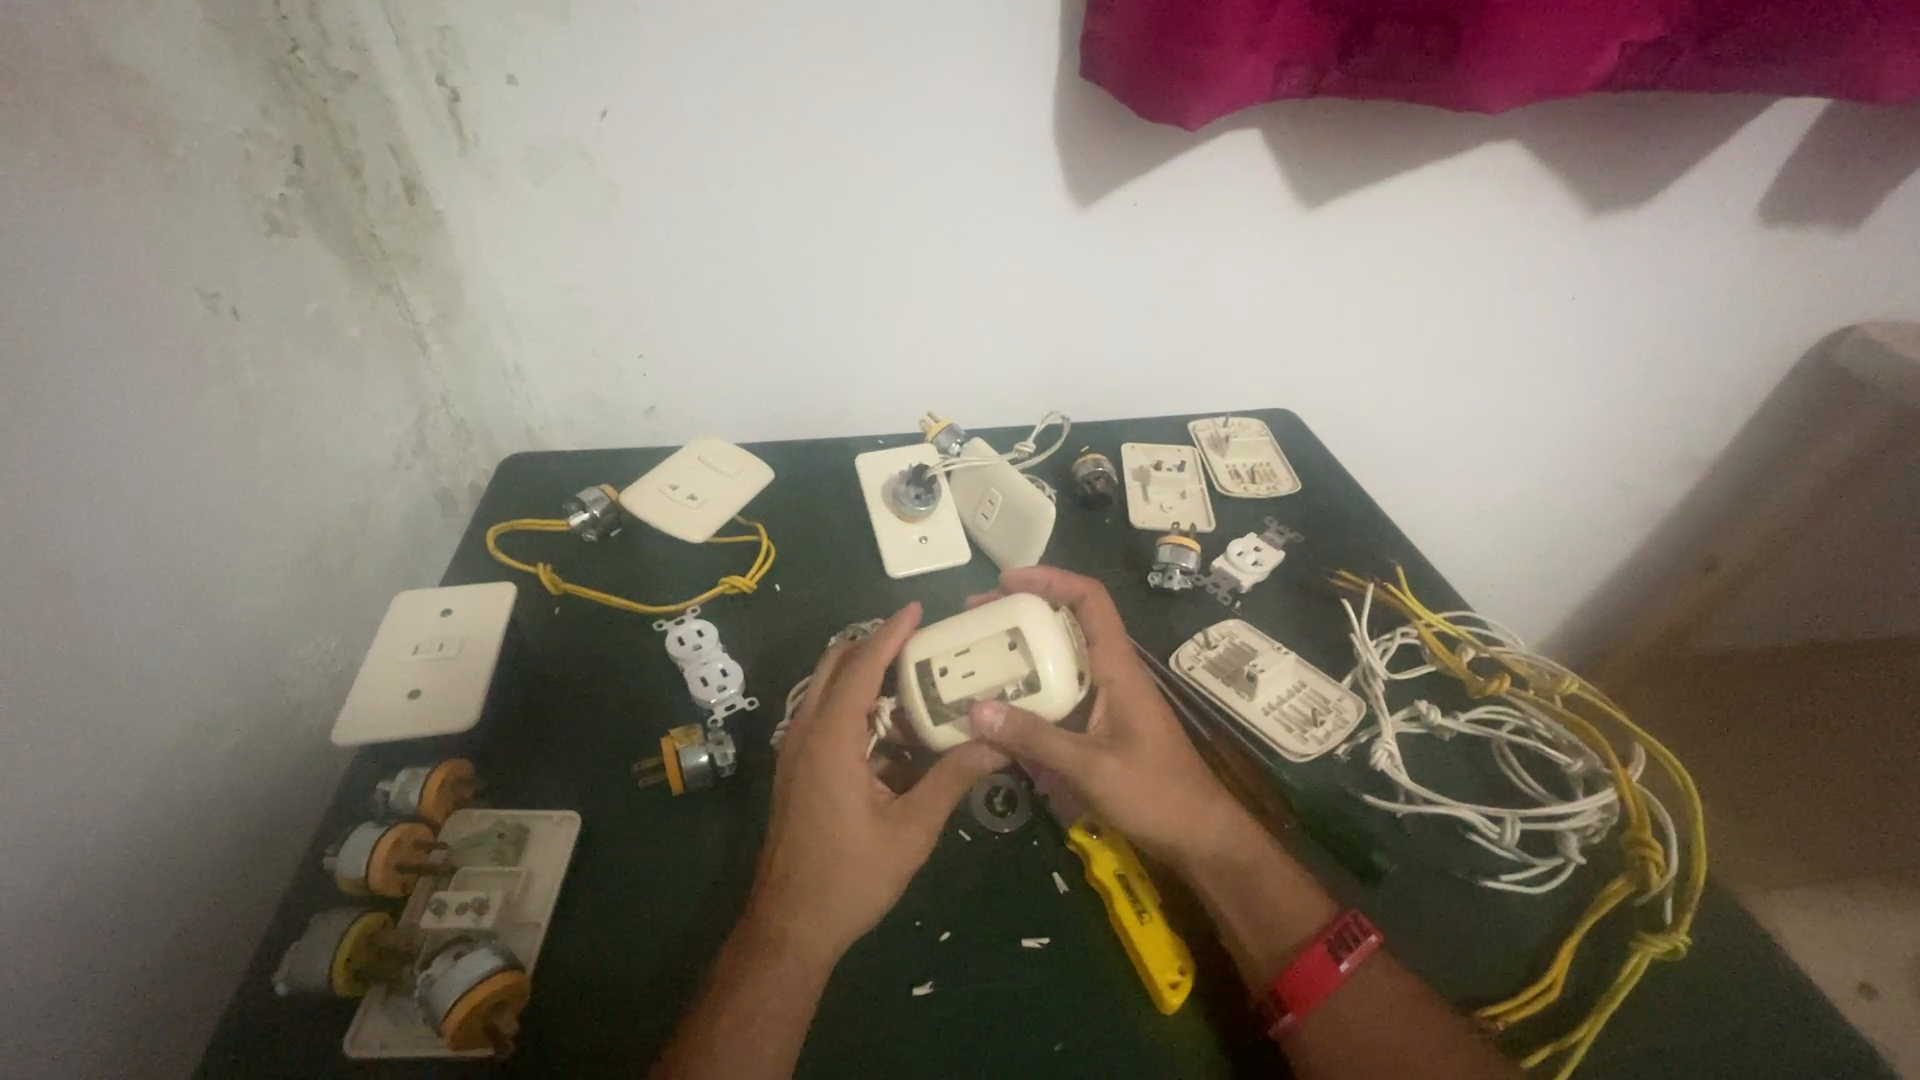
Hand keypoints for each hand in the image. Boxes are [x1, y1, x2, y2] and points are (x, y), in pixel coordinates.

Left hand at [747, 603, 1008, 961]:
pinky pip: (825, 718)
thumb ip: (952, 780)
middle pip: (836, 667)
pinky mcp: (797, 770)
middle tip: (920, 641)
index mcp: (830, 739)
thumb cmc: (850, 877)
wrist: (790, 926)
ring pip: (827, 692)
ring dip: (864, 678)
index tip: (917, 609)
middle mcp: (806, 733)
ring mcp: (796, 752)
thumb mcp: (911, 830)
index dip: (889, 634)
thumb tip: (997, 744)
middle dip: (874, 646)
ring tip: (914, 680)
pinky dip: (855, 708)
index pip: (861, 667)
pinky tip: (892, 730)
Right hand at [964, 567, 1244, 869]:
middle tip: (974, 618)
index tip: (1006, 581)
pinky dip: (1028, 689)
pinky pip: (1059, 692)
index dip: (1051, 579)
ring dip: (1021, 650)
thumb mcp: (1092, 768)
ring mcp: (1105, 698)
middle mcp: (1110, 672)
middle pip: (1067, 622)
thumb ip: (1035, 740)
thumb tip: (975, 710)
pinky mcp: (1098, 723)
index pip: (1090, 600)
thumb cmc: (1156, 794)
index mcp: (1118, 667)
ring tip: (976, 655)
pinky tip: (999, 705)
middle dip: (1020, 613)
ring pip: (1059, 657)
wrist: (1198, 835)